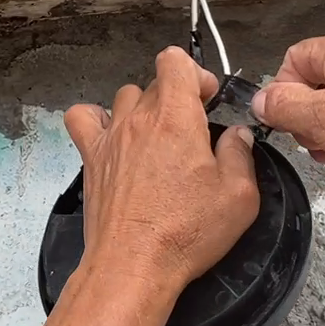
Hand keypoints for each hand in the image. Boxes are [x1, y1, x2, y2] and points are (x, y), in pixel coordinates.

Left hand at [64, 47, 259, 296]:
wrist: (133, 264)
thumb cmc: (184, 233)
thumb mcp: (239, 197)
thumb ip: (241, 155)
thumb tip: (237, 135)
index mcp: (176, 118)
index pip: (174, 61)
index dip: (195, 73)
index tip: (208, 99)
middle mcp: (139, 119)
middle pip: (156, 83)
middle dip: (178, 97)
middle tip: (193, 130)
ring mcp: (111, 136)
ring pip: (125, 97)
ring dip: (143, 108)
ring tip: (157, 137)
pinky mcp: (92, 157)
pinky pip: (83, 118)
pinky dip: (96, 119)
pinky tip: (114, 138)